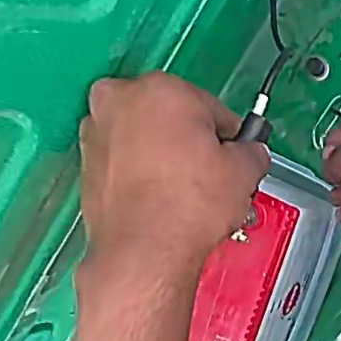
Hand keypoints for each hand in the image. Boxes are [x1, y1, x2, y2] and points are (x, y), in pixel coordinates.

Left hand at [77, 73, 267, 281]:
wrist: (145, 249)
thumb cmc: (185, 208)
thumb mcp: (244, 174)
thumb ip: (253, 153)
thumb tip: (252, 154)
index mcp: (164, 90)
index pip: (211, 107)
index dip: (230, 136)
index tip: (236, 152)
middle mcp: (122, 100)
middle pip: (173, 117)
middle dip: (194, 143)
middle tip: (214, 174)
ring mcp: (98, 130)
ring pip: (146, 137)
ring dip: (168, 157)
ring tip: (191, 193)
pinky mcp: (88, 162)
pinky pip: (126, 160)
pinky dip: (144, 174)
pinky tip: (165, 200)